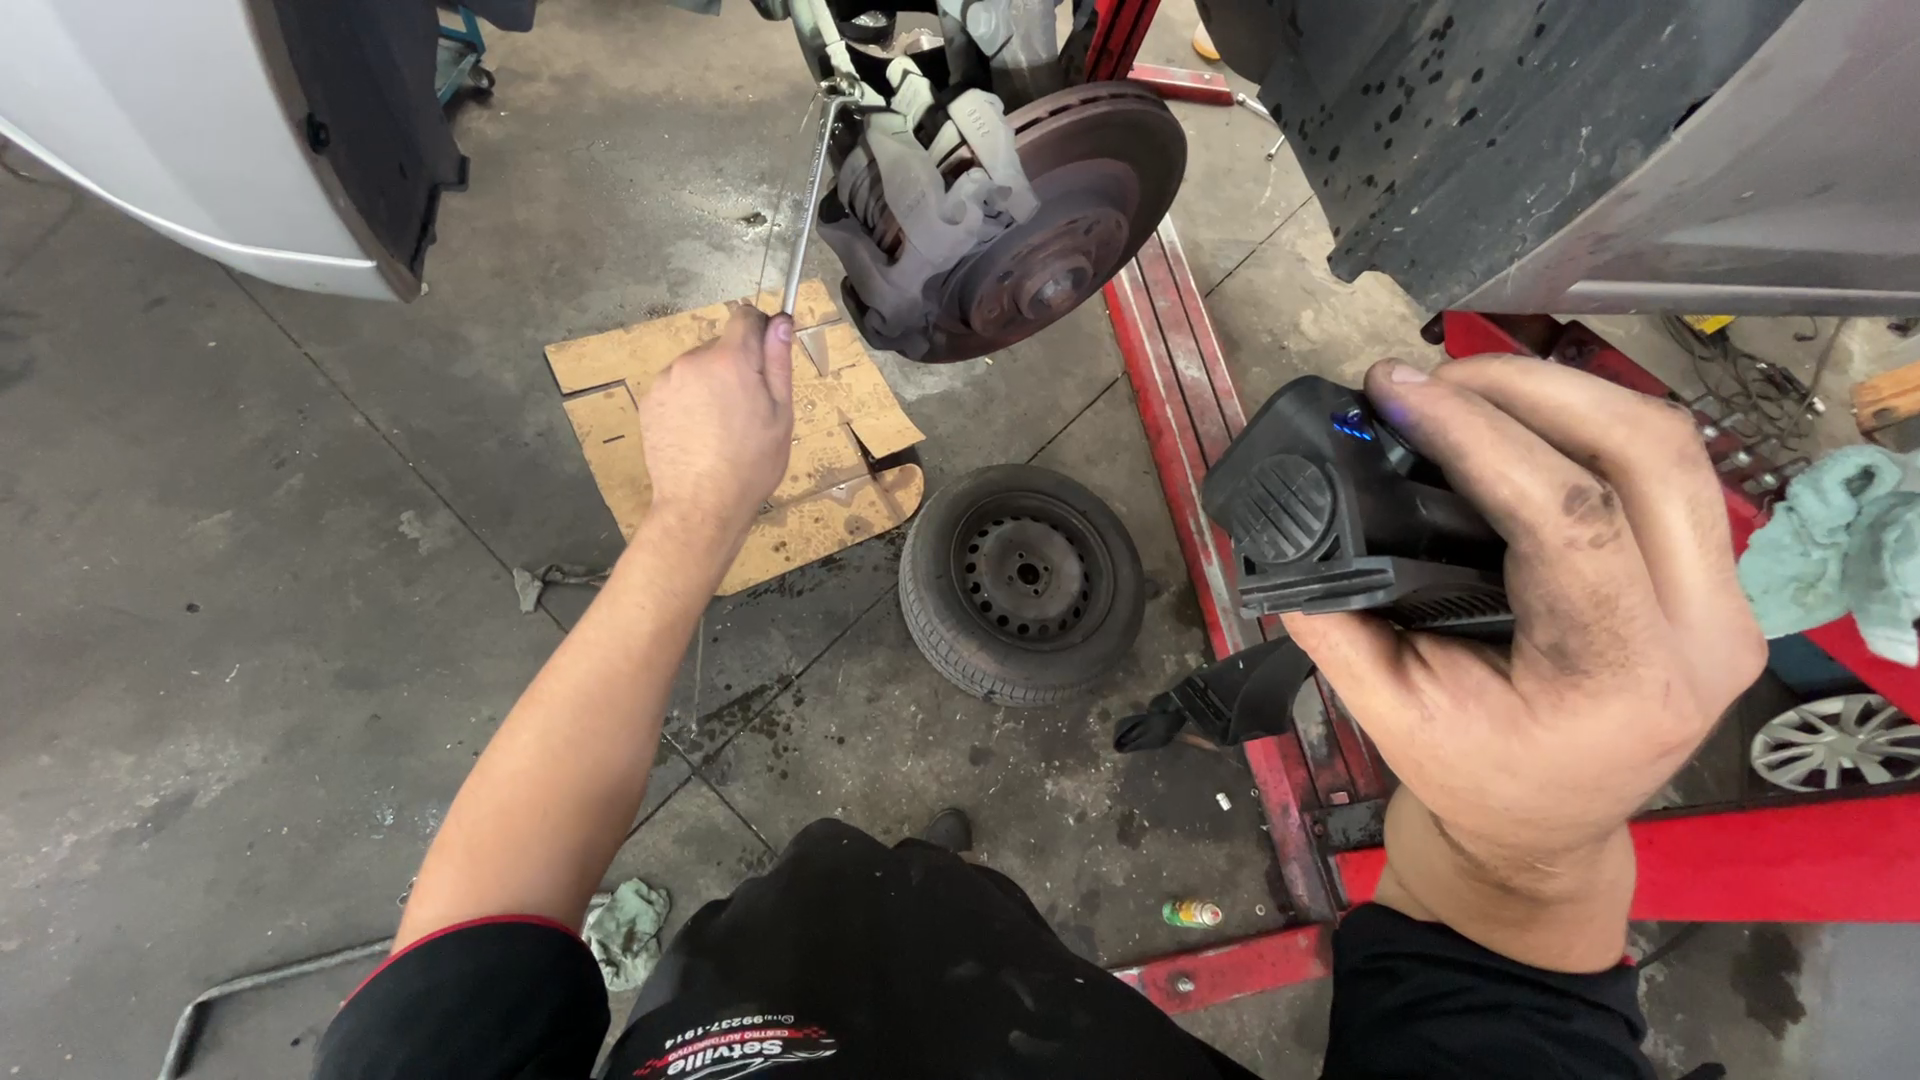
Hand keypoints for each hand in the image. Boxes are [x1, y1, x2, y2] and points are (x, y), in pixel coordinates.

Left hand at [638, 303, 794, 550]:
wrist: (701, 505)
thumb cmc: (751, 464)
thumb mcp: (780, 414)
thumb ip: (779, 362)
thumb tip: (782, 321)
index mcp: (730, 360)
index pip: (746, 317)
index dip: (762, 331)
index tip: (769, 357)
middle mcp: (692, 360)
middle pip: (721, 347)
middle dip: (736, 367)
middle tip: (749, 411)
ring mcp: (666, 381)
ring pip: (698, 369)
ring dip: (711, 385)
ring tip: (722, 428)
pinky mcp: (649, 402)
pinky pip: (678, 388)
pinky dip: (690, 402)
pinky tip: (699, 435)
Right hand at [1286, 356, 1764, 968]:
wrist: (1545, 824)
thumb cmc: (1470, 776)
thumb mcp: (1385, 714)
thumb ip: (1335, 625)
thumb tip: (1286, 539)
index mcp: (1619, 675)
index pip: (1568, 519)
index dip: (1477, 438)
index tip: (1395, 392)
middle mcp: (1703, 627)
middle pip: (1649, 452)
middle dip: (1530, 387)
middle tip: (1426, 378)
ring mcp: (1726, 597)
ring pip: (1668, 444)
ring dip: (1560, 391)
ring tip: (1458, 387)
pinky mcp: (1708, 576)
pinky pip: (1660, 467)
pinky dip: (1580, 420)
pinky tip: (1508, 418)